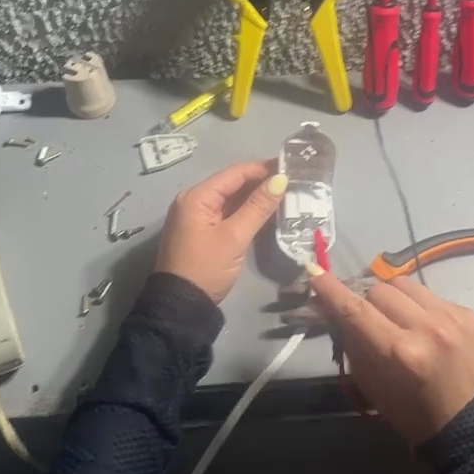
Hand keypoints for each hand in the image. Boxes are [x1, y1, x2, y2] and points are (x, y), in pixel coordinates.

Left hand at [153, 160, 287, 303]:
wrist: (182, 306)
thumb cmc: (206, 268)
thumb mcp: (234, 237)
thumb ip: (258, 207)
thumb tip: (281, 180)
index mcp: (196, 197)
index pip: (234, 173)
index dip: (262, 168)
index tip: (289, 166)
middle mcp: (193, 201)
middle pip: (231, 183)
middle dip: (260, 181)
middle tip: (291, 180)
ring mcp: (196, 217)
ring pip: (230, 198)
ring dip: (254, 195)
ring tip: (284, 192)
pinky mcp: (202, 231)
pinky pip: (226, 212)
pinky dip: (245, 210)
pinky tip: (265, 209)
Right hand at [305, 268, 473, 445]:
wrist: (469, 424)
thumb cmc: (411, 412)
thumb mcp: (371, 384)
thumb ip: (352, 342)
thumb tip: (332, 308)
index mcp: (398, 353)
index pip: (356, 311)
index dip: (332, 291)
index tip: (315, 274)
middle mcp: (425, 328)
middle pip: (378, 290)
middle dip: (367, 303)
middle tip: (370, 320)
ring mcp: (450, 317)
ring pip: (403, 284)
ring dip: (392, 298)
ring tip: (397, 318)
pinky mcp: (467, 313)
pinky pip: (429, 294)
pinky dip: (418, 306)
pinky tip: (424, 326)